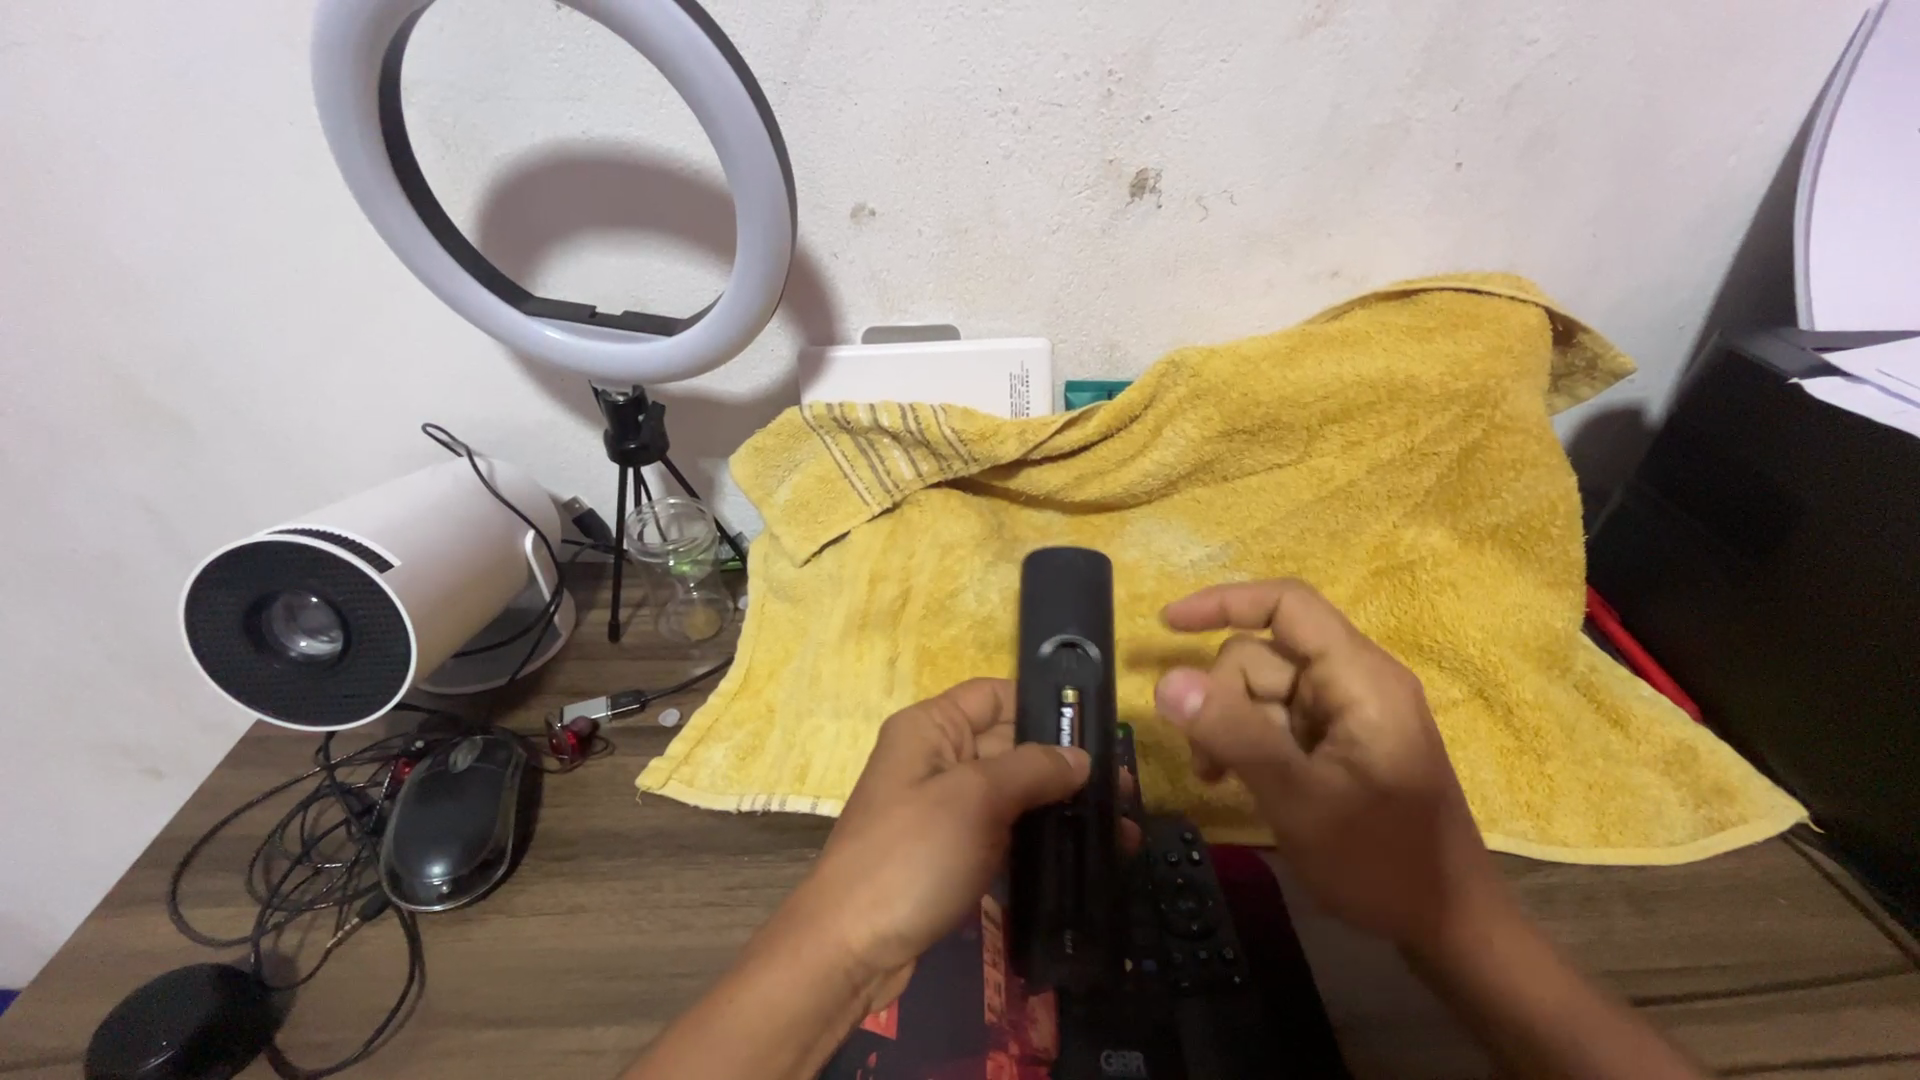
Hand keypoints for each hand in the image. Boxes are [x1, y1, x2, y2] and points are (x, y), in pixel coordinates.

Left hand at [769, 678, 1116, 1009]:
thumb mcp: (975, 800)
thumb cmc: (911, 856)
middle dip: (1063, 761)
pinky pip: (1003, 829)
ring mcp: (944, 807)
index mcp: (931, 727)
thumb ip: (1032, 768)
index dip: (1043, 706)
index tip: (1098, 730)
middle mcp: (936, 758)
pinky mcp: (953, 850)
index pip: (995, 695)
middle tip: (1124, 789)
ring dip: (1058, 804)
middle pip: (1009, 742)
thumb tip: (1080, 757)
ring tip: (1118, 826)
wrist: (851, 948)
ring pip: (1011, 790)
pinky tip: (1084, 854)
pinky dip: (1039, 837)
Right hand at [1153, 580, 1501, 951]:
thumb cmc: (1381, 861)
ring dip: (1227, 725)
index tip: (1167, 624)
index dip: (1224, 602)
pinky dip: (1245, 740)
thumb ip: (1234, 735)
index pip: (1287, 604)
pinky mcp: (1335, 740)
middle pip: (1262, 654)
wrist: (1447, 923)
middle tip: (1205, 760)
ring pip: (1259, 688)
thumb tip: (1166, 681)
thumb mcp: (1299, 798)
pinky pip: (1273, 718)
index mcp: (1360, 678)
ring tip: (1216, 776)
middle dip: (1220, 697)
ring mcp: (1344, 711)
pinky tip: (1232, 777)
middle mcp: (1352, 681)